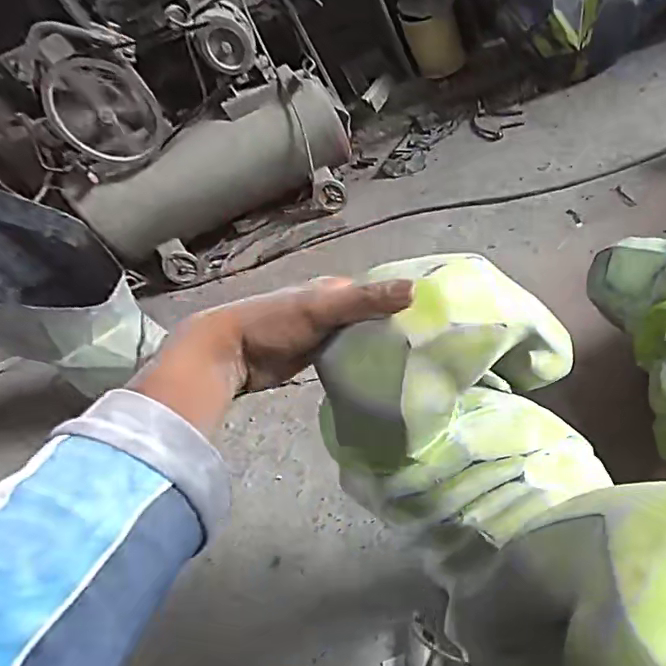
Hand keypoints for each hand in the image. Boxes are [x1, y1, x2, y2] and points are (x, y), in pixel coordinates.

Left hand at [129, 276, 413, 435]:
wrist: (229, 354)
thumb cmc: (272, 323)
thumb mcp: (321, 308)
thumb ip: (365, 300)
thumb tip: (414, 290)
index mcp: (336, 289)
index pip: (381, 292)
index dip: (405, 303)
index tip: (437, 321)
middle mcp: (334, 308)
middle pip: (374, 317)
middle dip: (397, 329)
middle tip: (430, 351)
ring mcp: (325, 334)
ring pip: (363, 339)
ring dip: (381, 349)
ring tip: (414, 366)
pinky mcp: (317, 358)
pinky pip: (348, 358)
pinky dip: (363, 364)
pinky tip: (382, 377)